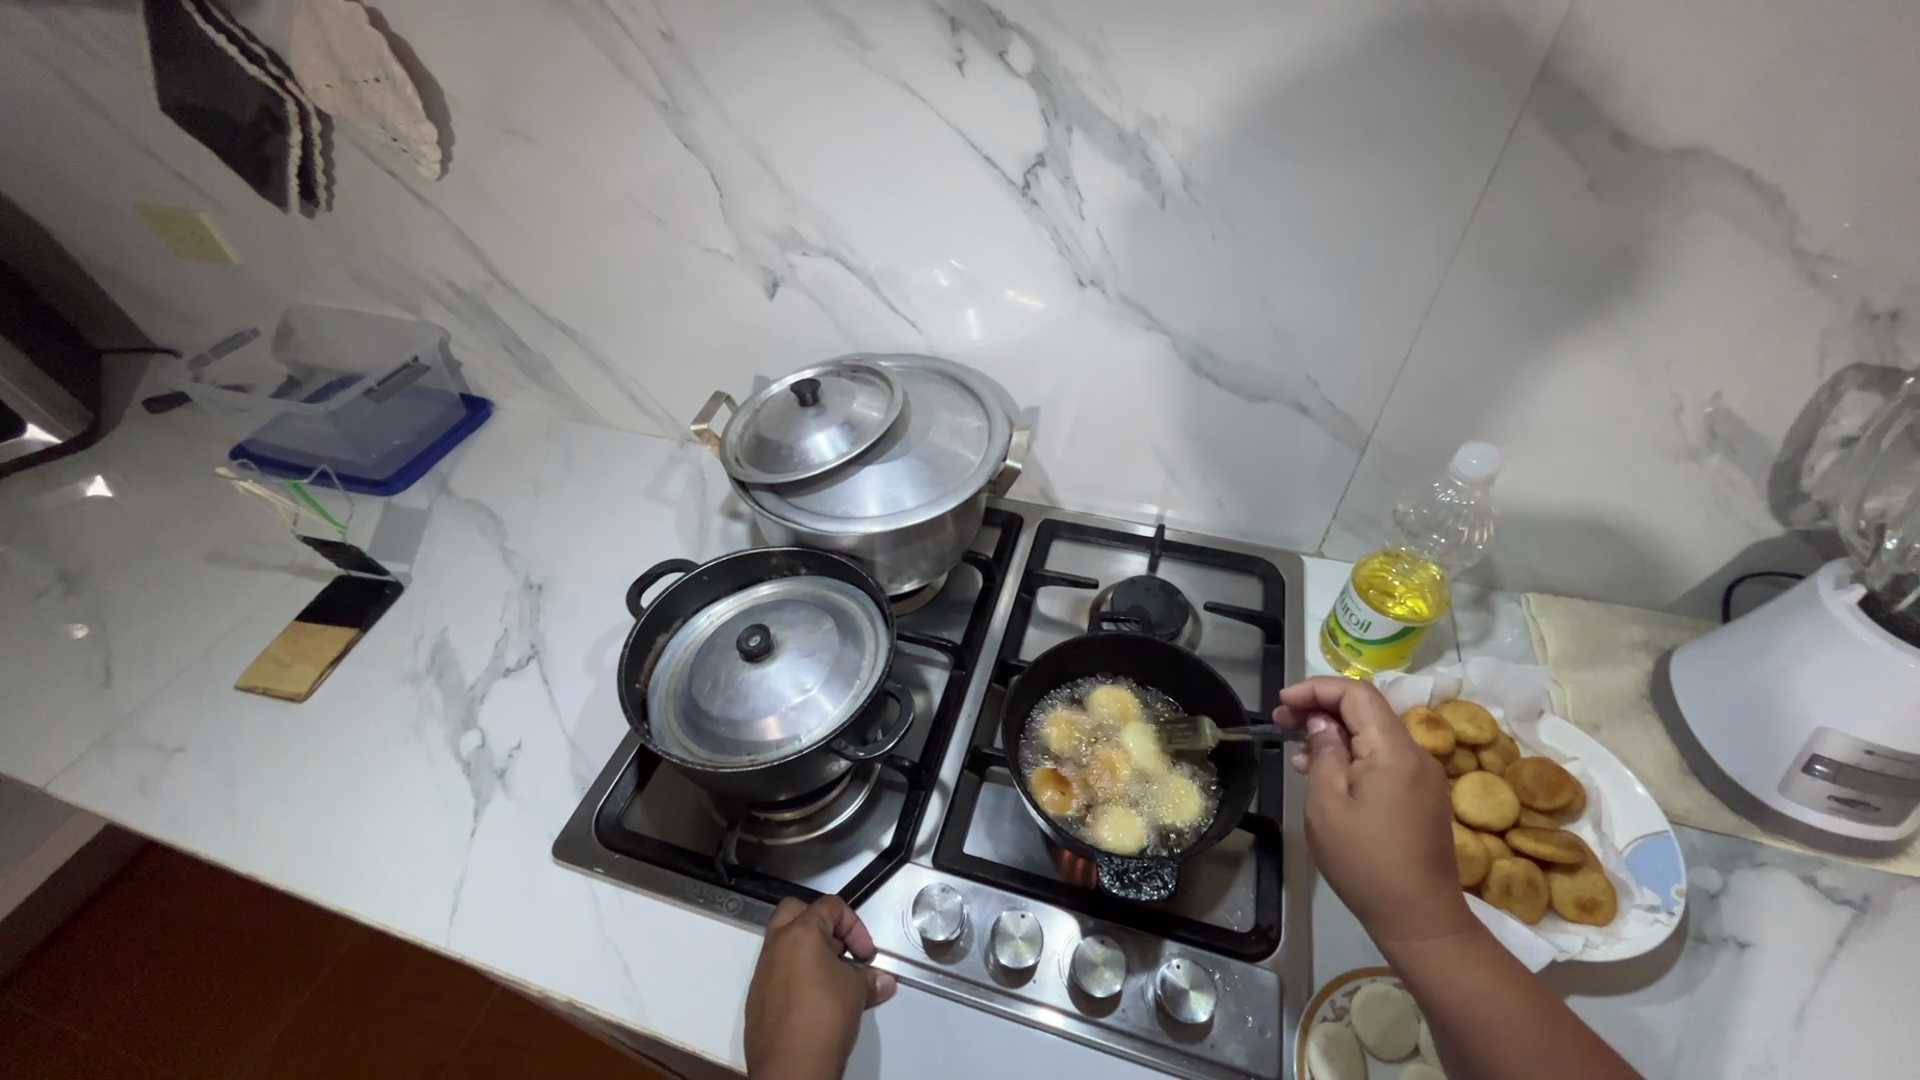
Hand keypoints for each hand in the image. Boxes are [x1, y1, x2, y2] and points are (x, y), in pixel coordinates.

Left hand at [745, 895, 896, 1079]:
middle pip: (796, 911)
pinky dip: (794, 976)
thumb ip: (869, 978)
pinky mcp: (756, 999)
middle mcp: (776, 946)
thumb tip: (882, 982)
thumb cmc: (824, 1018)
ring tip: (830, 977)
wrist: (791, 1069)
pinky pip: (776, 973)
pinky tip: (813, 1001)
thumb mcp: (856, 992)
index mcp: (801, 933)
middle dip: (821, 924)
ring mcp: (762, 973)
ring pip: (783, 943)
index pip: (830, 906)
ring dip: (807, 951)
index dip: (854, 925)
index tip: (865, 954)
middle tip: (840, 949)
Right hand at [1273, 677, 1474, 947]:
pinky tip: (1324, 773)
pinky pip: (1383, 758)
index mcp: (1394, 751)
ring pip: (1373, 734)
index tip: (1283, 702)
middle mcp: (1415, 755)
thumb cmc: (1364, 861)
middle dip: (1321, 708)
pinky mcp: (1421, 795)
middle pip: (1367, 710)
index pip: (1356, 693)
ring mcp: (1422, 776)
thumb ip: (1324, 752)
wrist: (1420, 918)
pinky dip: (1351, 754)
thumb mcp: (1327, 803)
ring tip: (1296, 751)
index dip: (1316, 688)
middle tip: (1281, 721)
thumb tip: (1324, 725)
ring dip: (1334, 733)